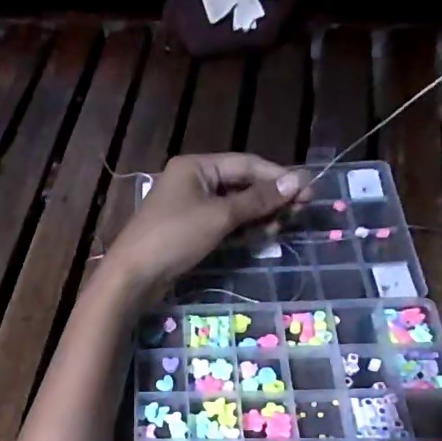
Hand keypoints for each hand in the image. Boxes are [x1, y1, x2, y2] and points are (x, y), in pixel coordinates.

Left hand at [104, 153, 305, 294]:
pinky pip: (223, 224)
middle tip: (302, 210)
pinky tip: (262, 236)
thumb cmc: (174, 238)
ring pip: (234, 206)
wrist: (134, 276)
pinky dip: (242, 229)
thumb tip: (296, 182)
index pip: (246, 164)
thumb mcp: (219, 216)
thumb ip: (257, 200)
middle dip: (271, 197)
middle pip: (241, 184)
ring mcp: (190, 208)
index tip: (307, 189)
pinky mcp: (189, 232)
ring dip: (259, 215)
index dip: (278, 177)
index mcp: (196, 166)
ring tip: (284, 225)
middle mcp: (193, 181)